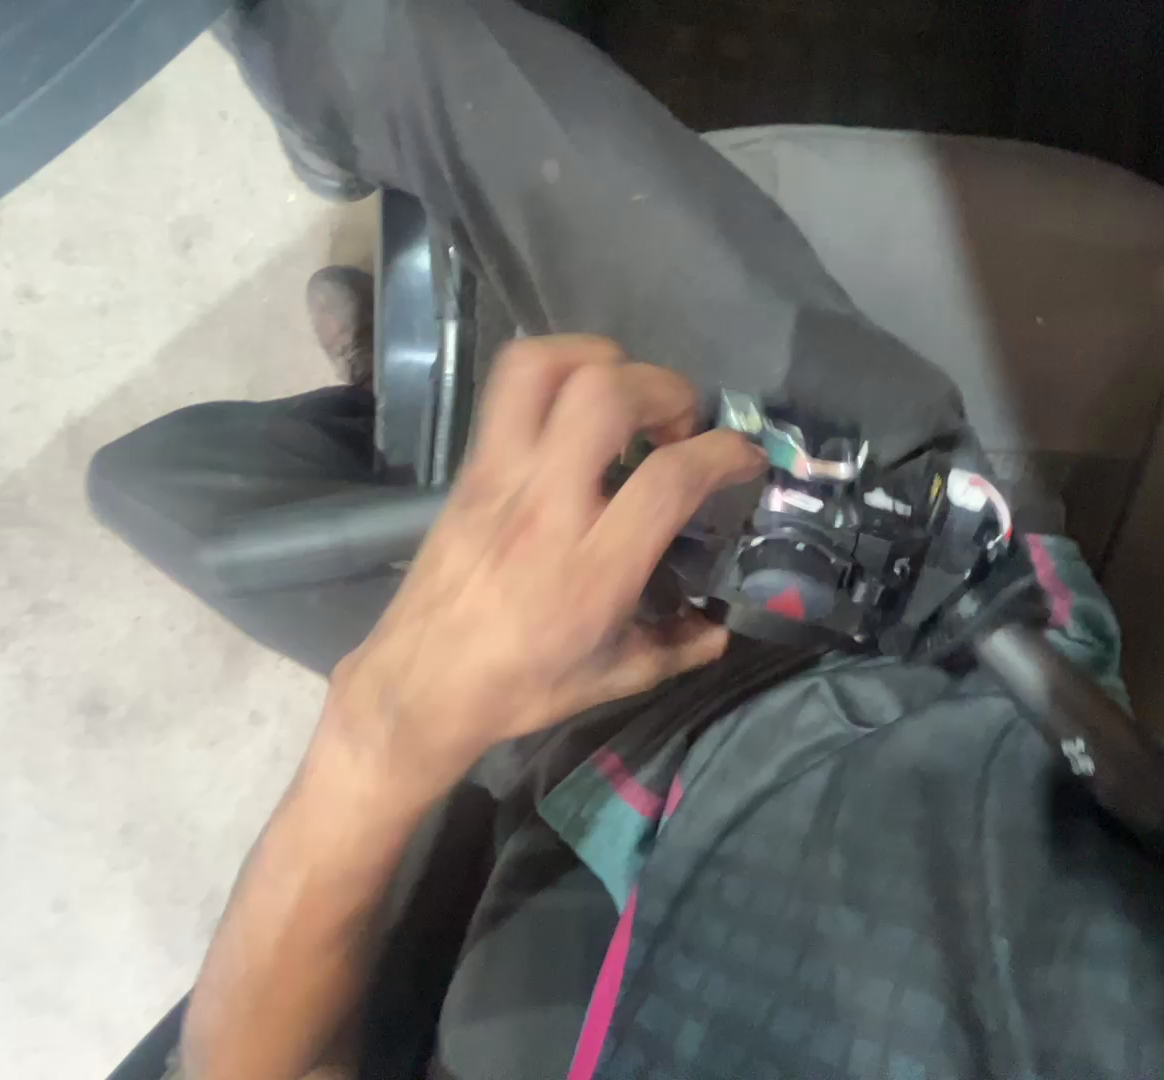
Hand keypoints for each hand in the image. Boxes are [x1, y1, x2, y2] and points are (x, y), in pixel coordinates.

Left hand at [320, 335, 765, 795]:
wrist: (419, 687)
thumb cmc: (522, 686)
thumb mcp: (616, 676)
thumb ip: (680, 646)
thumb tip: (721, 627)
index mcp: (594, 569)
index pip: (670, 479)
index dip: (724, 452)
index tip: (745, 456)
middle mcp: (547, 506)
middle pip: (606, 396)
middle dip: (664, 389)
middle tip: (680, 425)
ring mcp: (501, 478)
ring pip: (543, 370)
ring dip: (602, 360)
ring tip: (628, 394)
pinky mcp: (471, 469)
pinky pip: (507, 389)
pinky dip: (556, 371)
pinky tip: (579, 409)